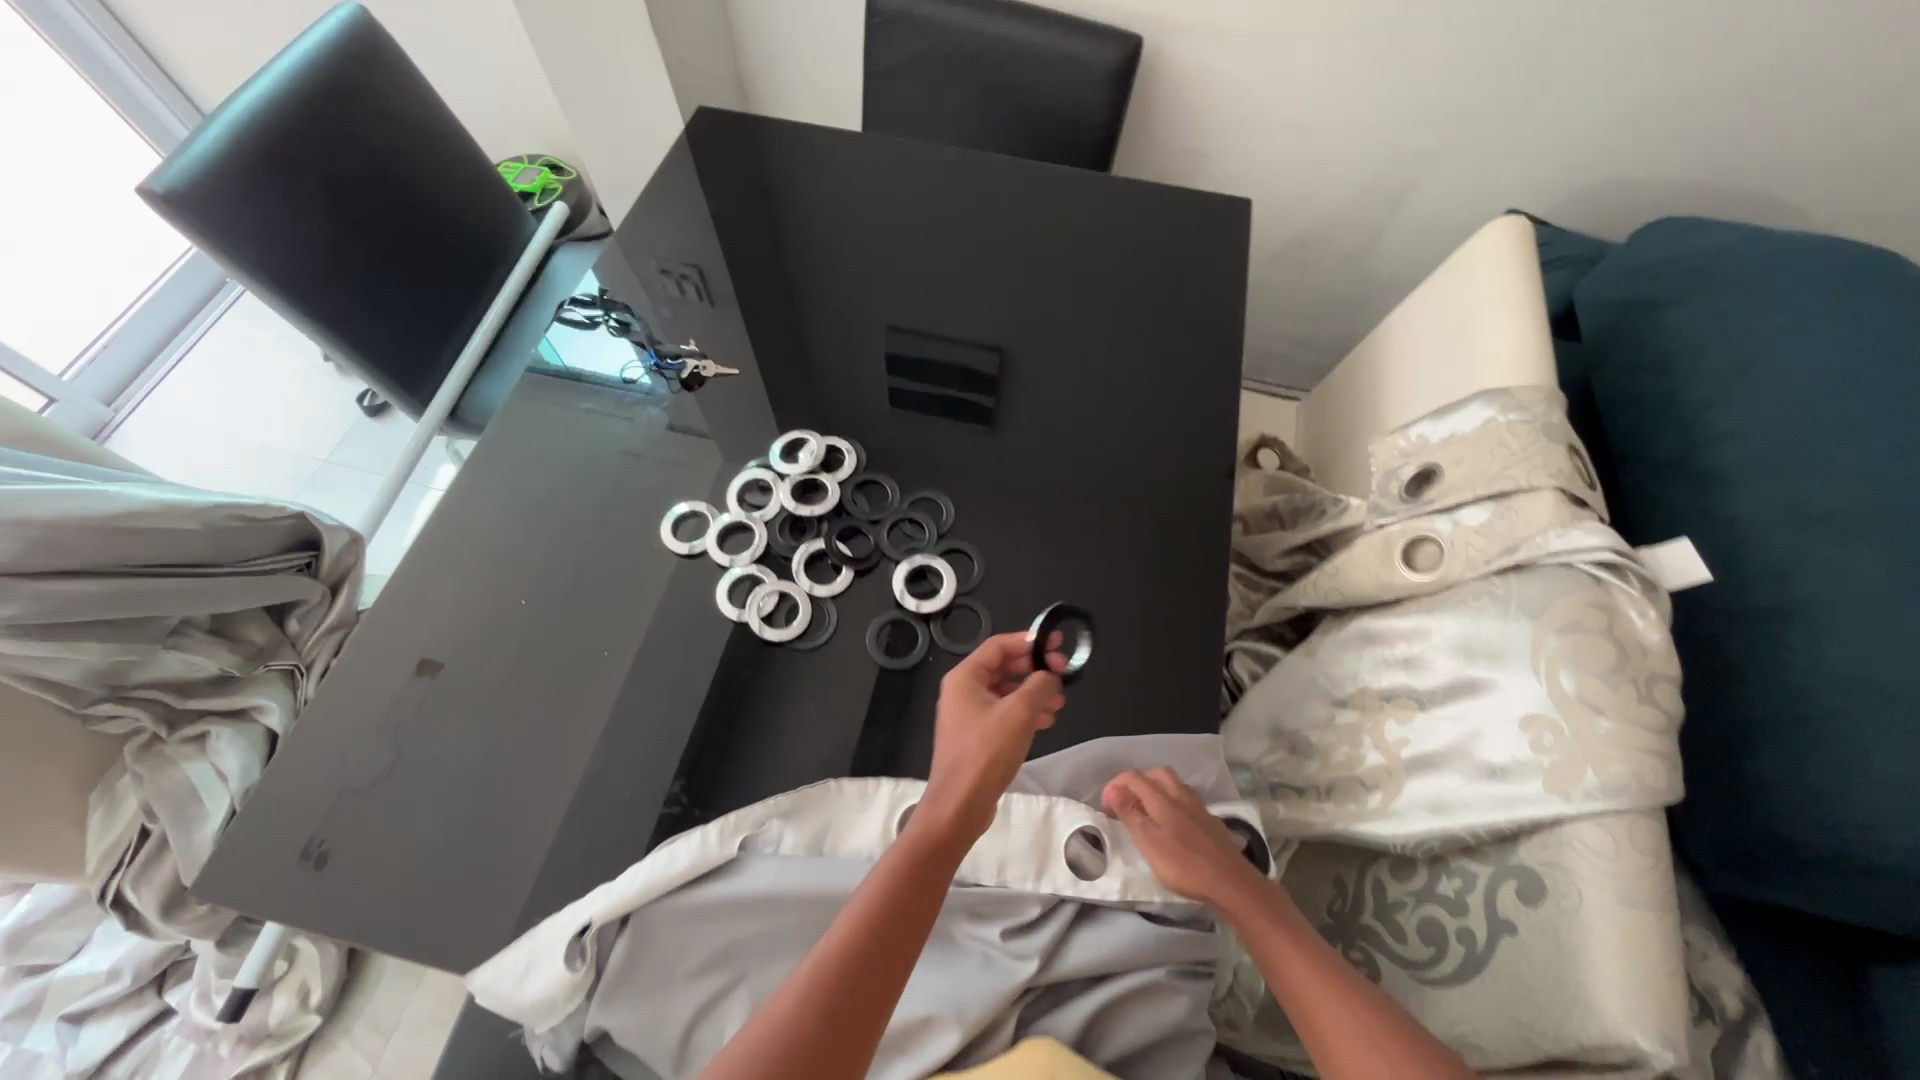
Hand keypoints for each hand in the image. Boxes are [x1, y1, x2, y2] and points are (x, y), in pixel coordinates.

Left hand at [919, 633, 1065, 843]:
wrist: (960, 804)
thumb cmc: (986, 752)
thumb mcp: (1019, 712)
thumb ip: (1039, 685)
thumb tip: (1050, 676)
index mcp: (965, 677)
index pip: (999, 645)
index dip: (1029, 641)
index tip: (1057, 645)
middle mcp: (962, 691)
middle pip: (1003, 667)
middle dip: (1034, 669)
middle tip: (1063, 674)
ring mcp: (968, 715)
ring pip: (1006, 692)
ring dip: (1033, 692)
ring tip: (1060, 702)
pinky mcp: (976, 737)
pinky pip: (1004, 713)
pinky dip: (1025, 713)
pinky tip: (1047, 721)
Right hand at [1102, 768, 1264, 907]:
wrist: (1231, 883)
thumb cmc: (1184, 865)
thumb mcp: (1149, 843)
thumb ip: (1131, 814)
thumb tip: (1114, 790)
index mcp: (1163, 799)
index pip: (1134, 777)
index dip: (1116, 786)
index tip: (1107, 808)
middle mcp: (1182, 796)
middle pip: (1157, 774)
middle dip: (1138, 783)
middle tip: (1127, 804)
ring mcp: (1200, 808)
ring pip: (1175, 786)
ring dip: (1157, 791)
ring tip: (1148, 813)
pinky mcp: (1211, 822)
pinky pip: (1188, 802)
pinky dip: (1174, 804)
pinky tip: (1174, 826)